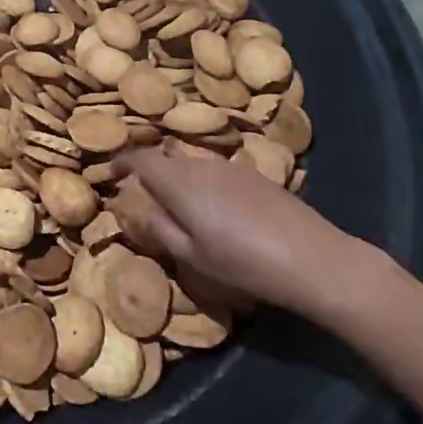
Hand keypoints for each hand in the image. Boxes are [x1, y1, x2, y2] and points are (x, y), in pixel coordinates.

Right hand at [113, 149, 408, 316]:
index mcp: (182, 183)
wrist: (313, 258)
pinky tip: (214, 210)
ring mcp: (233, 168)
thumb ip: (160, 228)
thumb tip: (138, 208)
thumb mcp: (192, 257)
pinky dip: (201, 184)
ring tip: (176, 207)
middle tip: (141, 198)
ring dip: (177, 179)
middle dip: (149, 174)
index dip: (122, 161)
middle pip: (167, 160)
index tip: (109, 172)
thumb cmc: (244, 263)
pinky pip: (215, 172)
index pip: (142, 160)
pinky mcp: (255, 175)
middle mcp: (204, 166)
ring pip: (192, 165)